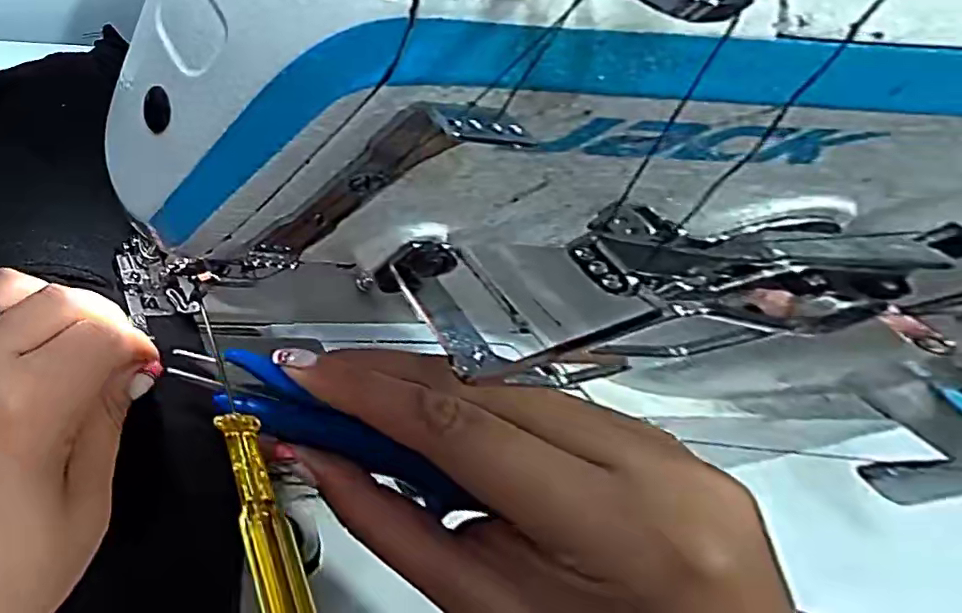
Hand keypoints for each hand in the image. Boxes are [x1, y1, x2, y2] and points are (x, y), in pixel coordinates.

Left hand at [0, 268, 160, 612]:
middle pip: (58, 298)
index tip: (143, 360)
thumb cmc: (7, 570)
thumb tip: (130, 364)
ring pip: (10, 283)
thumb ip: (108, 419)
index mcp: (25, 405)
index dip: (132, 341)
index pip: (97, 334)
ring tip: (67, 340)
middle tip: (116, 351)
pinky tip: (14, 339)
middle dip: (100, 317)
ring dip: (49, 300)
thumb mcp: (84, 505)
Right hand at [270, 348, 792, 612]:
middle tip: (309, 382)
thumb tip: (311, 453)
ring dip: (414, 384)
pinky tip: (425, 414)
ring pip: (494, 381)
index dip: (361, 389)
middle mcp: (654, 468)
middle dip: (375, 378)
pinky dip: (463, 397)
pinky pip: (527, 394)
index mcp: (624, 530)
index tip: (300, 373)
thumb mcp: (484, 608)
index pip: (455, 425)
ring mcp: (662, 445)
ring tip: (358, 401)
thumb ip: (384, 521)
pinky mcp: (650, 436)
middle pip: (471, 387)